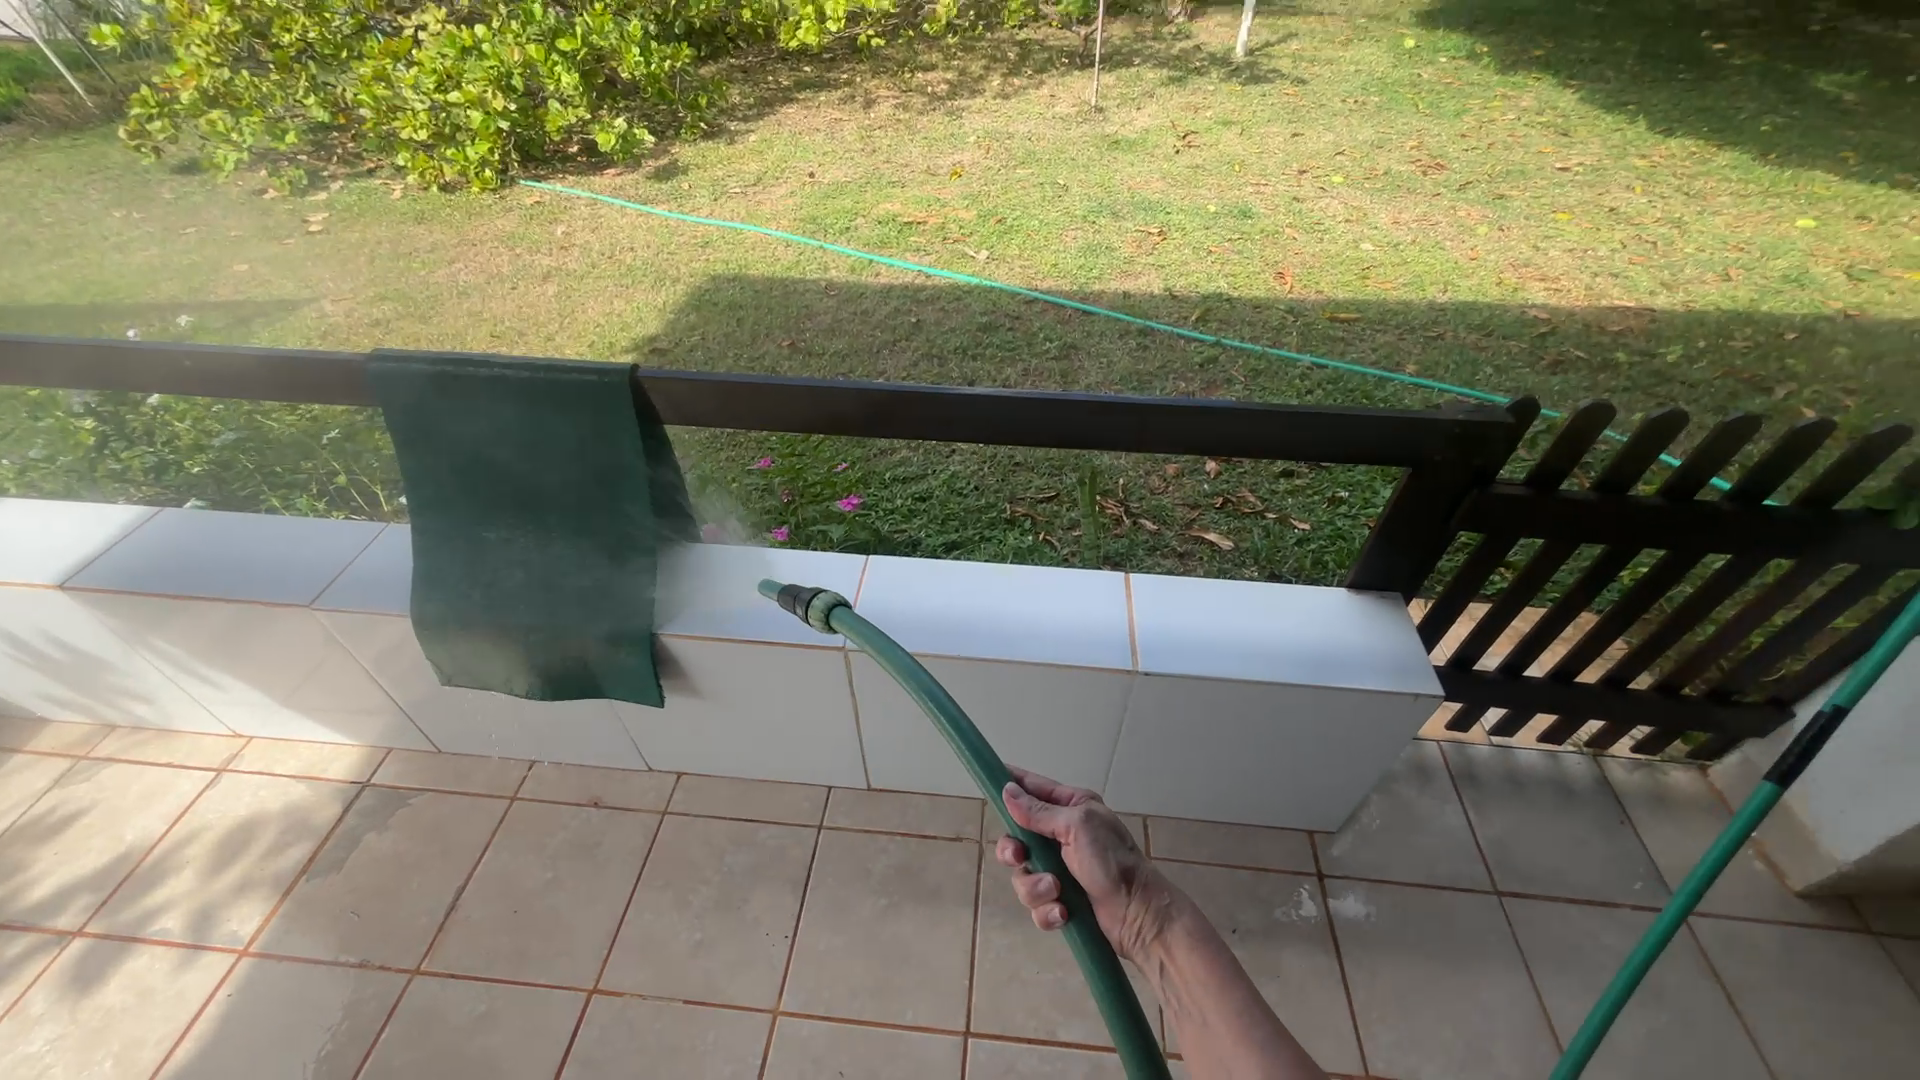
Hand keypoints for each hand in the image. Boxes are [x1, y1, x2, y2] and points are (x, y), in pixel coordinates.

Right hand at [995, 765, 1177, 962]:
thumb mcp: (1077, 826)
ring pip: (1023, 875)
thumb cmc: (1112, 861)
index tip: (987, 782)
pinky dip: (1048, 910)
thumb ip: (1039, 811)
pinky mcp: (1061, 900)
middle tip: (1019, 857)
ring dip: (1036, 886)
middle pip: (1016, 837)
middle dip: (1014, 851)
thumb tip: (1007, 790)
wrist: (1139, 916)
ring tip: (1057, 890)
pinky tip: (1064, 913)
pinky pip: (1036, 905)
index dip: (1009, 785)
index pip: (1032, 788)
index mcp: (1070, 808)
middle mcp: (1062, 835)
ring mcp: (1060, 869)